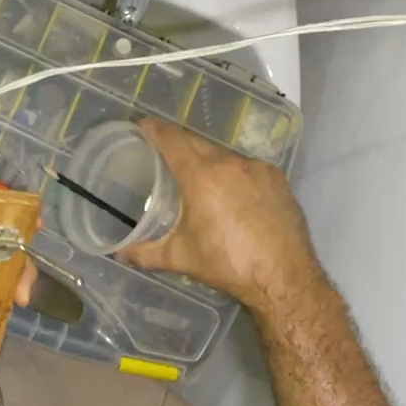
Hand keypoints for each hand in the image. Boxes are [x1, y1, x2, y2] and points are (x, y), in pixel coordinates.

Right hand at [122, 119, 320, 312]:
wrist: (285, 278)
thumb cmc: (229, 265)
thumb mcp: (182, 258)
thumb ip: (146, 253)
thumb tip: (120, 254)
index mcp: (201, 177)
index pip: (171, 140)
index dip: (153, 129)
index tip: (141, 127)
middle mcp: (229, 163)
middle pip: (196, 142)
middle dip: (178, 144)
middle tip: (163, 153)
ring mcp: (257, 168)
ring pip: (223, 154)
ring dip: (207, 160)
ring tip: (197, 176)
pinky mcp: (277, 178)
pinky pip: (246, 166)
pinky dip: (233, 173)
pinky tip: (231, 193)